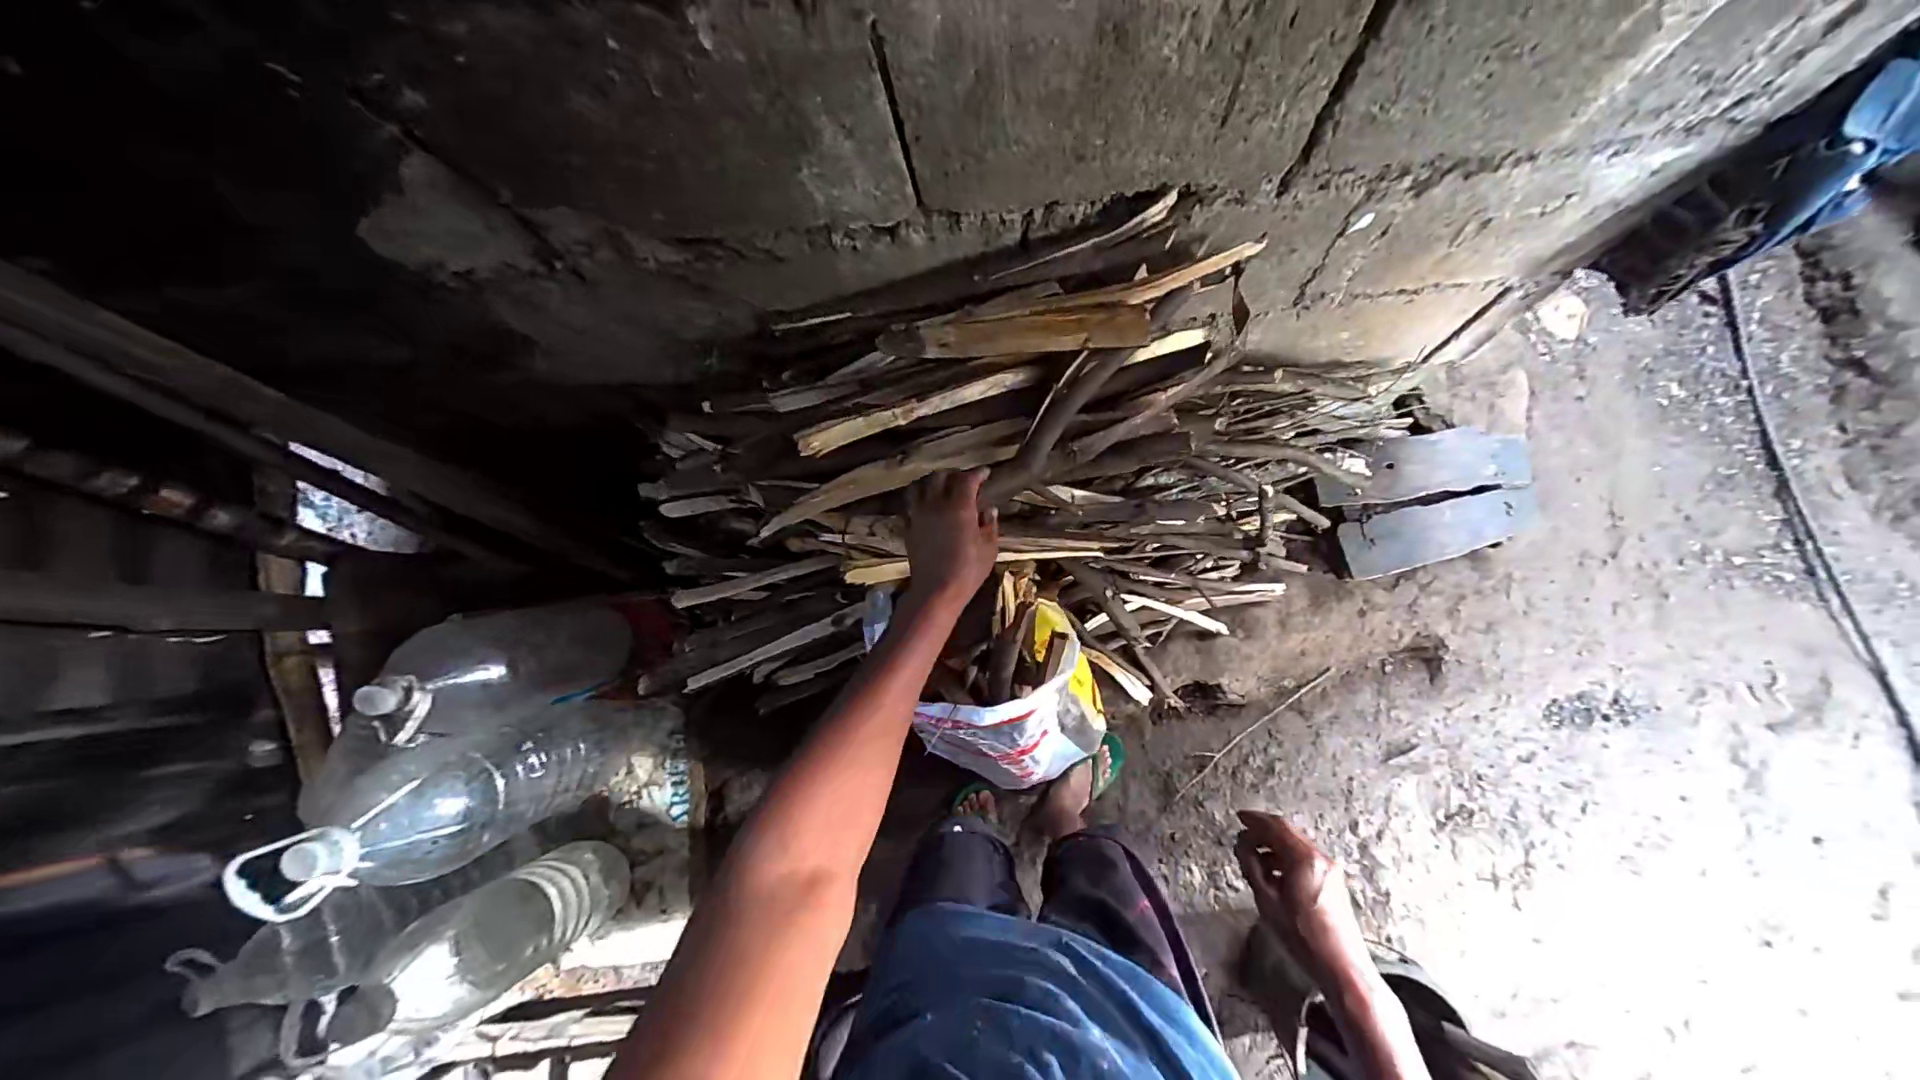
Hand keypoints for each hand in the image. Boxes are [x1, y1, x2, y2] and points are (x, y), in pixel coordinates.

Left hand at [905, 468, 998, 603]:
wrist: (936, 591)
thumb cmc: (968, 571)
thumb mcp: (989, 548)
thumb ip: (989, 525)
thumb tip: (989, 510)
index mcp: (959, 507)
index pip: (967, 479)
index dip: (977, 473)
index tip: (985, 473)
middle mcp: (936, 505)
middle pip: (940, 477)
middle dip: (953, 475)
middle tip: (964, 481)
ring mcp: (918, 515)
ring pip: (920, 487)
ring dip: (932, 484)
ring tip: (941, 489)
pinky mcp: (908, 528)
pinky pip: (911, 506)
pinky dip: (919, 501)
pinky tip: (926, 508)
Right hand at [1235, 810, 1376, 998]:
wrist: (1343, 969)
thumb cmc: (1302, 937)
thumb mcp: (1267, 901)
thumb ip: (1252, 866)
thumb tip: (1242, 845)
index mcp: (1304, 859)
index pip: (1276, 826)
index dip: (1255, 819)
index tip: (1239, 818)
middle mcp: (1321, 858)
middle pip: (1288, 833)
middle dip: (1264, 832)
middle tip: (1243, 838)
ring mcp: (1331, 871)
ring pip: (1296, 846)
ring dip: (1274, 846)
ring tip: (1255, 859)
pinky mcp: (1334, 883)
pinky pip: (1305, 859)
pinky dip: (1286, 858)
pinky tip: (1274, 873)